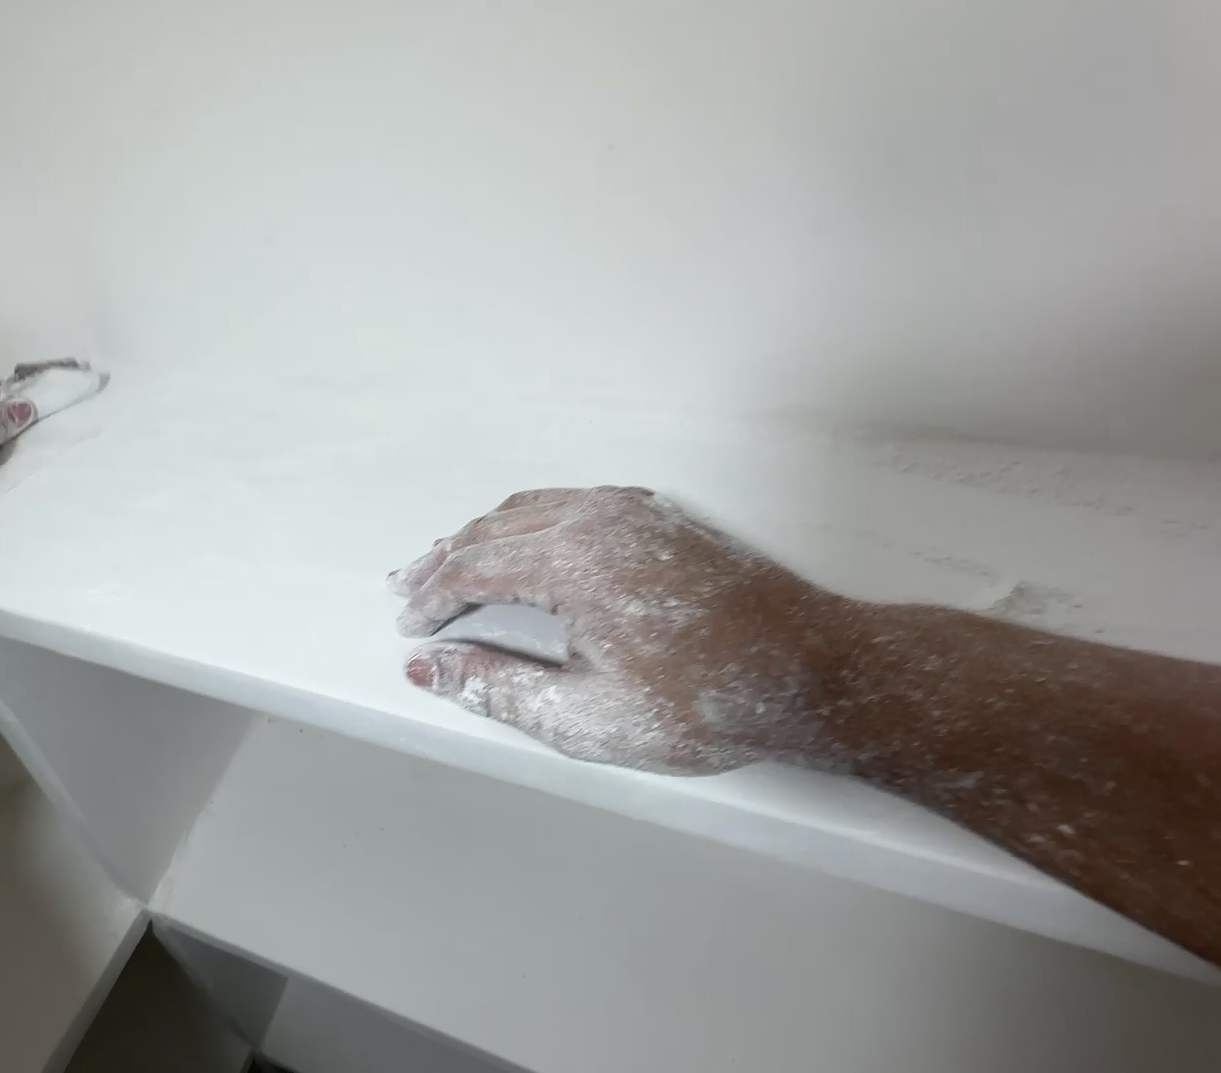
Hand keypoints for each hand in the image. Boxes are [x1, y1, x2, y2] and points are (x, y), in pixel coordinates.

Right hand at [392, 486, 854, 774]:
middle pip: (489, 532)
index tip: (409, 624)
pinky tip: (515, 541)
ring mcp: (624, 510)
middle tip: (406, 590)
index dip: (431, 598)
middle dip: (441, 563)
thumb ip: (495, 688)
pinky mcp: (648, 514)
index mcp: (572, 561)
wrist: (813, 674)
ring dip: (478, 539)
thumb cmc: (704, 704)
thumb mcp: (584, 717)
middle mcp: (592, 519)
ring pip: (523, 510)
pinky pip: (563, 503)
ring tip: (444, 564)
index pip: (472, 569)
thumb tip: (427, 668)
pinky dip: (522, 522)